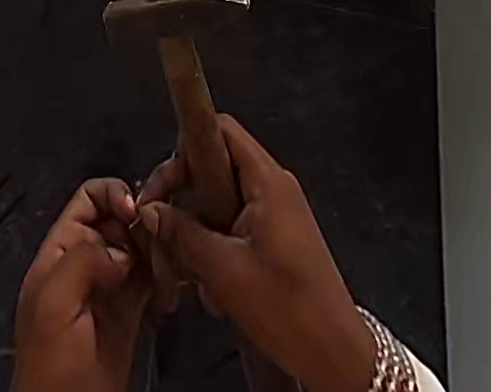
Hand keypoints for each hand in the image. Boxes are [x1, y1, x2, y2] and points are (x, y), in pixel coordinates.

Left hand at [13, 178, 151, 391]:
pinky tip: (172, 282)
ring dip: (157, 248)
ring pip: (138, 245)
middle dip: (140, 221)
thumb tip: (120, 251)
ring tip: (169, 266)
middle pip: (118, 218)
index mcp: (60, 248)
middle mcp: (86, 258)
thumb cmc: (50, 363)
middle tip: (160, 238)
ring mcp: (110, 283)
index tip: (134, 210)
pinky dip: (165, 274)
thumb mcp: (53, 302)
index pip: (88, 199)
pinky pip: (151, 277)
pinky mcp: (131, 309)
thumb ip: (82, 260)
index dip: (111, 194)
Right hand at [135, 115, 378, 391]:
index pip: (218, 129)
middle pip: (211, 165)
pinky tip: (204, 281)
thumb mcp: (224, 269)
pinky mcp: (273, 235)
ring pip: (216, 197)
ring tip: (180, 265)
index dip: (184, 148)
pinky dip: (211, 243)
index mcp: (266, 181)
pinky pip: (230, 221)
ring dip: (193, 228)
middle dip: (180, 195)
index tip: (162, 184)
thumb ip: (181, 232)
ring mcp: (274, 211)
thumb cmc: (291, 311)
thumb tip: (149, 210)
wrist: (341, 361)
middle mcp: (272, 186)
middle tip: (158, 224)